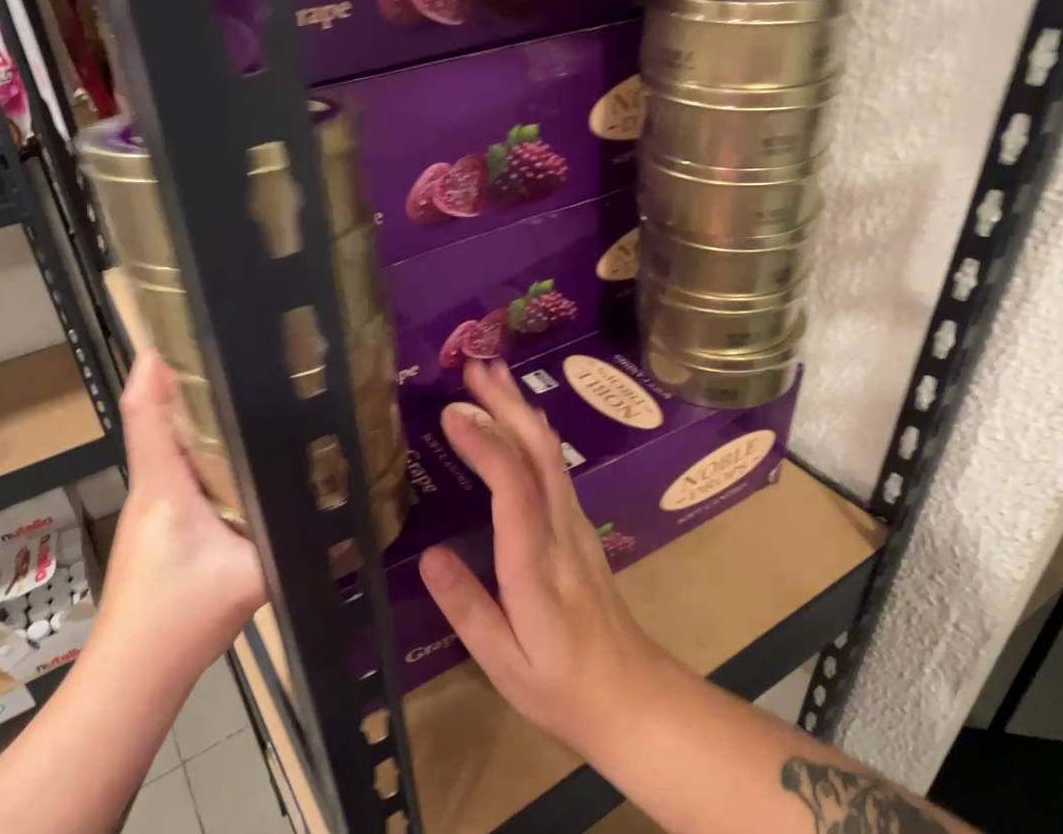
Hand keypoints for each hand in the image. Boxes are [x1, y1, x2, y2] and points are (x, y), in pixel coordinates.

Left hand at [98, 355, 264, 669]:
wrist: (132, 676)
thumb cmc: (179, 618)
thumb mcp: (250, 576)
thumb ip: (294, 545)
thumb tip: (339, 522)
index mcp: (164, 487)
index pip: (146, 411)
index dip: (155, 366)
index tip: (179, 327)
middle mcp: (150, 490)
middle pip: (160, 420)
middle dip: (190, 383)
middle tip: (239, 356)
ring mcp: (149, 512)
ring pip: (171, 450)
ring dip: (199, 420)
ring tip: (248, 398)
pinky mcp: (158, 531)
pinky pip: (179, 476)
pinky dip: (203, 454)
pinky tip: (239, 462)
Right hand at [419, 358, 673, 745]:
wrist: (634, 697)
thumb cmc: (563, 688)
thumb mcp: (504, 664)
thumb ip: (468, 609)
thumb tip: (428, 555)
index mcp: (535, 566)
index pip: (513, 491)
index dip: (486, 445)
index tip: (453, 412)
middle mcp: (561, 533)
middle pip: (538, 454)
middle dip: (507, 404)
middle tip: (475, 365)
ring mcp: (576, 527)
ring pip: (551, 455)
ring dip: (521, 410)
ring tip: (493, 375)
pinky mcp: (580, 530)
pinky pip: (556, 469)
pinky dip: (534, 434)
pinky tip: (522, 421)